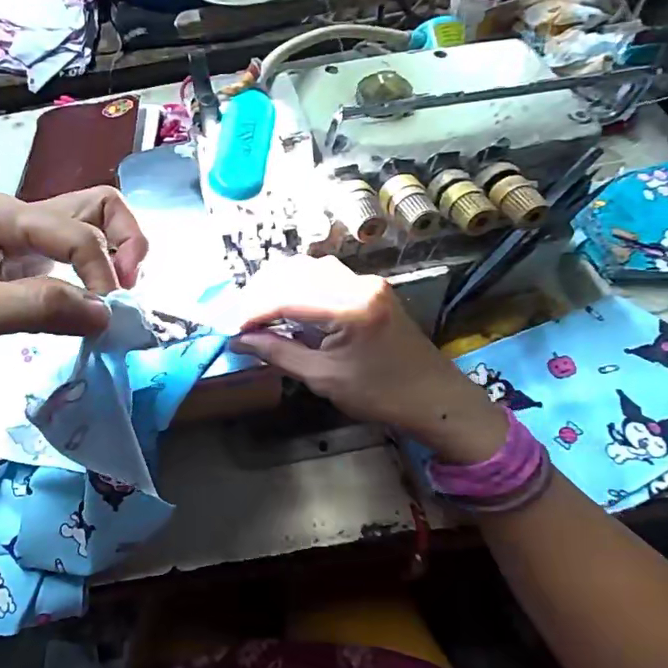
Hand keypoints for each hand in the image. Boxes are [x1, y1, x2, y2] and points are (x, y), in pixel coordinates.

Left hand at [0, 187, 148, 387]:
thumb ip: (38, 306)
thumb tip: (107, 313)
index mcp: (1, 214)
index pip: (77, 232)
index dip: (100, 271)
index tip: (104, 318)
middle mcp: (16, 218)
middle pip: (95, 208)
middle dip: (125, 240)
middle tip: (127, 288)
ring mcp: (21, 244)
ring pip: (88, 231)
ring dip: (114, 255)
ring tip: (116, 296)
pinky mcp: (22, 271)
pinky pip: (73, 263)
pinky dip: (96, 277)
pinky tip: (94, 306)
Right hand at [232, 255, 509, 464]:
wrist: (434, 397)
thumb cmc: (380, 394)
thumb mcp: (323, 378)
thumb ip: (279, 353)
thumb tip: (242, 340)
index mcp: (350, 307)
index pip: (287, 297)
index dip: (255, 311)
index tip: (234, 328)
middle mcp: (360, 284)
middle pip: (297, 273)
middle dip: (264, 292)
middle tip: (242, 318)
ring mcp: (368, 283)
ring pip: (311, 269)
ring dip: (282, 285)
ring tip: (260, 310)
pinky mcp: (372, 289)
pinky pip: (328, 277)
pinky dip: (302, 286)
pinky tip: (288, 305)